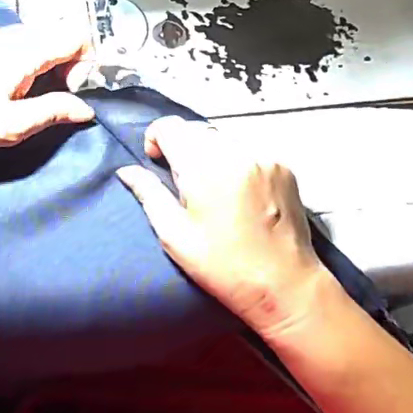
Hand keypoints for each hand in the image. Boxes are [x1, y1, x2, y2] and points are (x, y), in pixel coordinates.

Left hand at [0, 23, 96, 164]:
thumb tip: (86, 109)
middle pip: (62, 33)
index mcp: (25, 52)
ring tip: (39, 90)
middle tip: (60, 92)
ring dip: (53, 59)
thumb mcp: (12, 125)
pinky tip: (20, 83)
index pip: (76, 37)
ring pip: (44, 36)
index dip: (85, 62)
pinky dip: (35, 56)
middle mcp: (15, 37)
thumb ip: (52, 112)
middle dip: (72, 60)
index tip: (72, 89)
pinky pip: (26, 40)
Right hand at [117, 118, 332, 340]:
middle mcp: (236, 152)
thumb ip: (148, 194)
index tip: (157, 162)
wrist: (285, 286)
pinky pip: (248, 150)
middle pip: (196, 128)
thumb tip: (127, 171)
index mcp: (205, 167)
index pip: (170, 126)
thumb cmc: (224, 266)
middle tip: (184, 184)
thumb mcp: (175, 235)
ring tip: (212, 189)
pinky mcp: (283, 167)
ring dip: (209, 153)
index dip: (156, 138)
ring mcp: (264, 157)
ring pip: (222, 137)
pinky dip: (235, 161)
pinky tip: (237, 193)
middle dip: (182, 147)